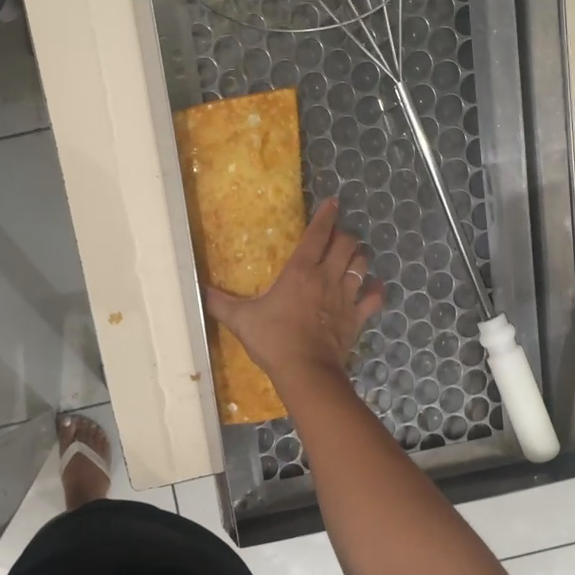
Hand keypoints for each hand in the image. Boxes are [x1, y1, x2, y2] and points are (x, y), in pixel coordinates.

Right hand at [205, 198, 382, 384]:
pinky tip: (374, 287)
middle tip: (337, 237)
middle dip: (344, 236)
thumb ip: (219, 303)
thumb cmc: (273, 341)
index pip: (317, 235)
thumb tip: (199, 290)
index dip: (325, 216)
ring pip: (361, 266)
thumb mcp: (240, 321)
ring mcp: (345, 298)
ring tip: (352, 258)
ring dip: (358, 258)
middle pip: (346, 244)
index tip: (332, 203)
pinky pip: (373, 299)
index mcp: (300, 272)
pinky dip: (375, 291)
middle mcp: (326, 278)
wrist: (305, 371)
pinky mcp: (355, 318)